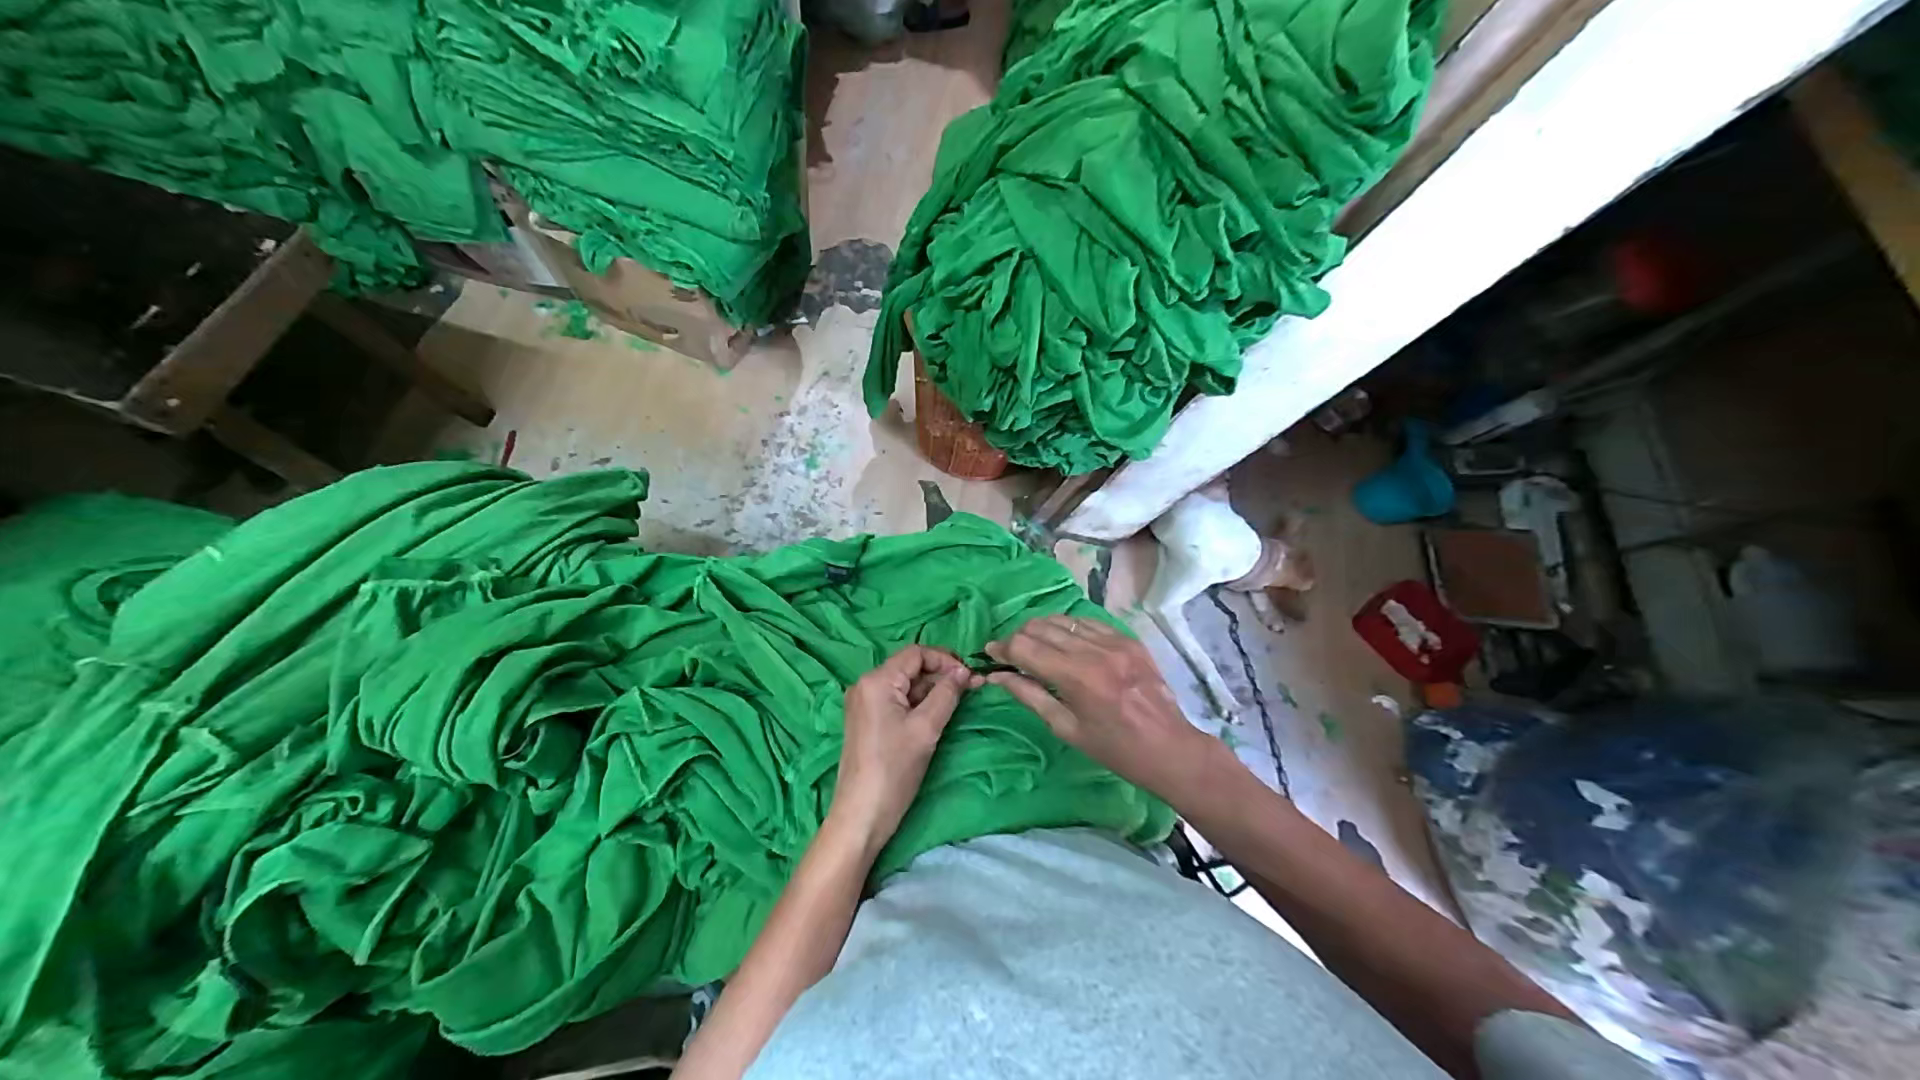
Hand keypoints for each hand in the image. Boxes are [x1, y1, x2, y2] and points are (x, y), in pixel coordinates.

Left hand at [831, 645, 978, 850]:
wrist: (861, 815)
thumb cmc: (894, 769)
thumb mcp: (926, 728)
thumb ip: (947, 694)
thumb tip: (964, 671)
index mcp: (876, 680)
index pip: (916, 653)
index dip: (945, 659)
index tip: (970, 676)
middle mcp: (865, 685)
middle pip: (910, 667)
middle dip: (941, 675)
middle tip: (971, 689)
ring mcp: (864, 704)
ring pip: (905, 685)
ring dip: (932, 690)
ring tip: (959, 703)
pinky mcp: (867, 721)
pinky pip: (897, 701)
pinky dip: (918, 704)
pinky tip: (937, 716)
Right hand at [985, 615, 1227, 803]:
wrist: (1169, 747)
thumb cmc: (1114, 748)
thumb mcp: (1066, 728)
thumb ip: (1029, 695)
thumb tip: (997, 677)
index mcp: (1076, 677)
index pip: (1026, 647)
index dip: (1003, 648)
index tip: (991, 654)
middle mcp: (1094, 650)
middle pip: (1041, 627)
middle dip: (1019, 637)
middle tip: (1012, 654)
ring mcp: (1114, 640)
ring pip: (1063, 619)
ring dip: (1043, 630)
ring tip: (1036, 647)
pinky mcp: (1128, 638)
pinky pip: (1088, 621)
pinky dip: (1070, 628)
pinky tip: (1066, 642)